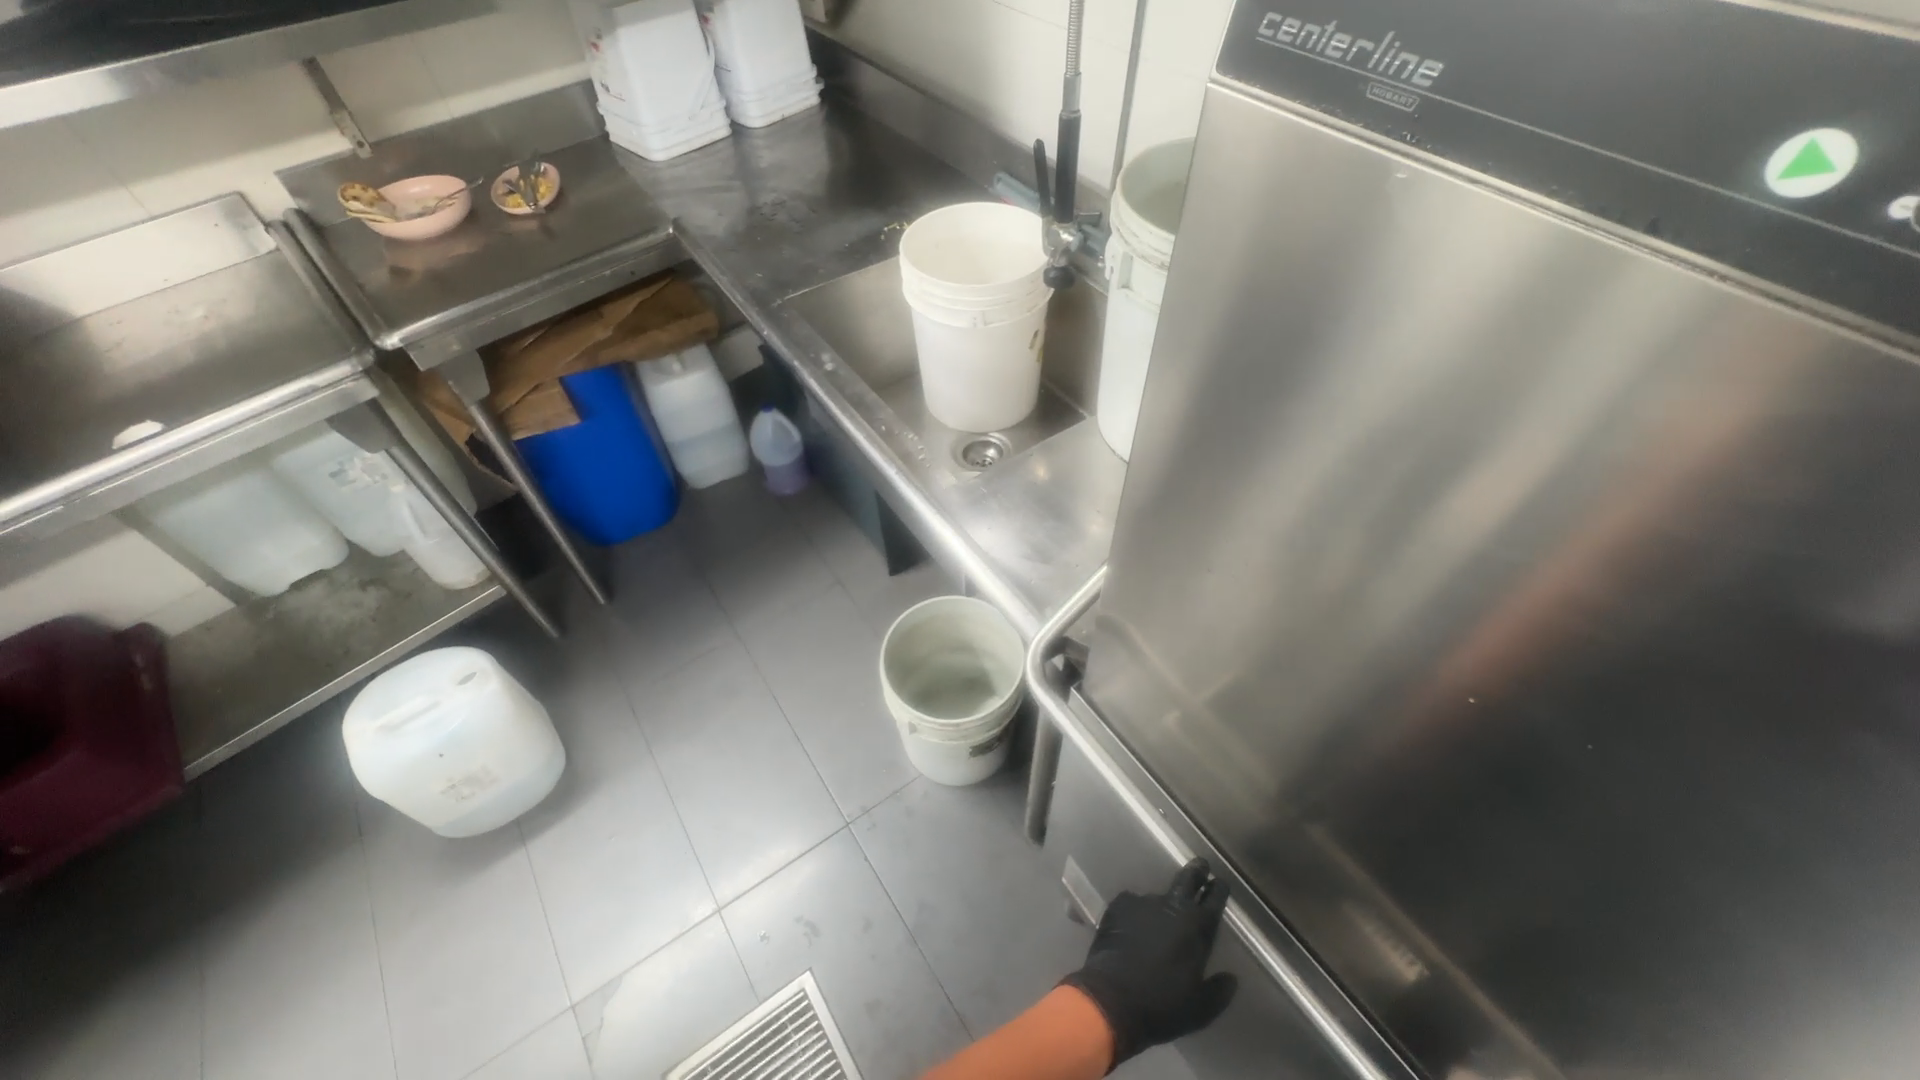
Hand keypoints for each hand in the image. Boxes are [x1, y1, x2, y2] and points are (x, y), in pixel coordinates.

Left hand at [1061, 859, 1238, 1068]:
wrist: (1112, 999)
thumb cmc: (1162, 1005)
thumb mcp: (1200, 1008)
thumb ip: (1219, 991)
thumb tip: (1231, 979)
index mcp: (1197, 928)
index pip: (1214, 900)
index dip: (1219, 889)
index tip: (1221, 882)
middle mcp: (1172, 908)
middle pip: (1187, 879)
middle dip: (1197, 871)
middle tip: (1201, 865)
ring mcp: (1142, 903)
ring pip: (1157, 897)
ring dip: (1162, 905)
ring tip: (1157, 920)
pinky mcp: (1117, 907)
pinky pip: (1132, 904)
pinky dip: (1136, 912)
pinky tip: (1132, 925)